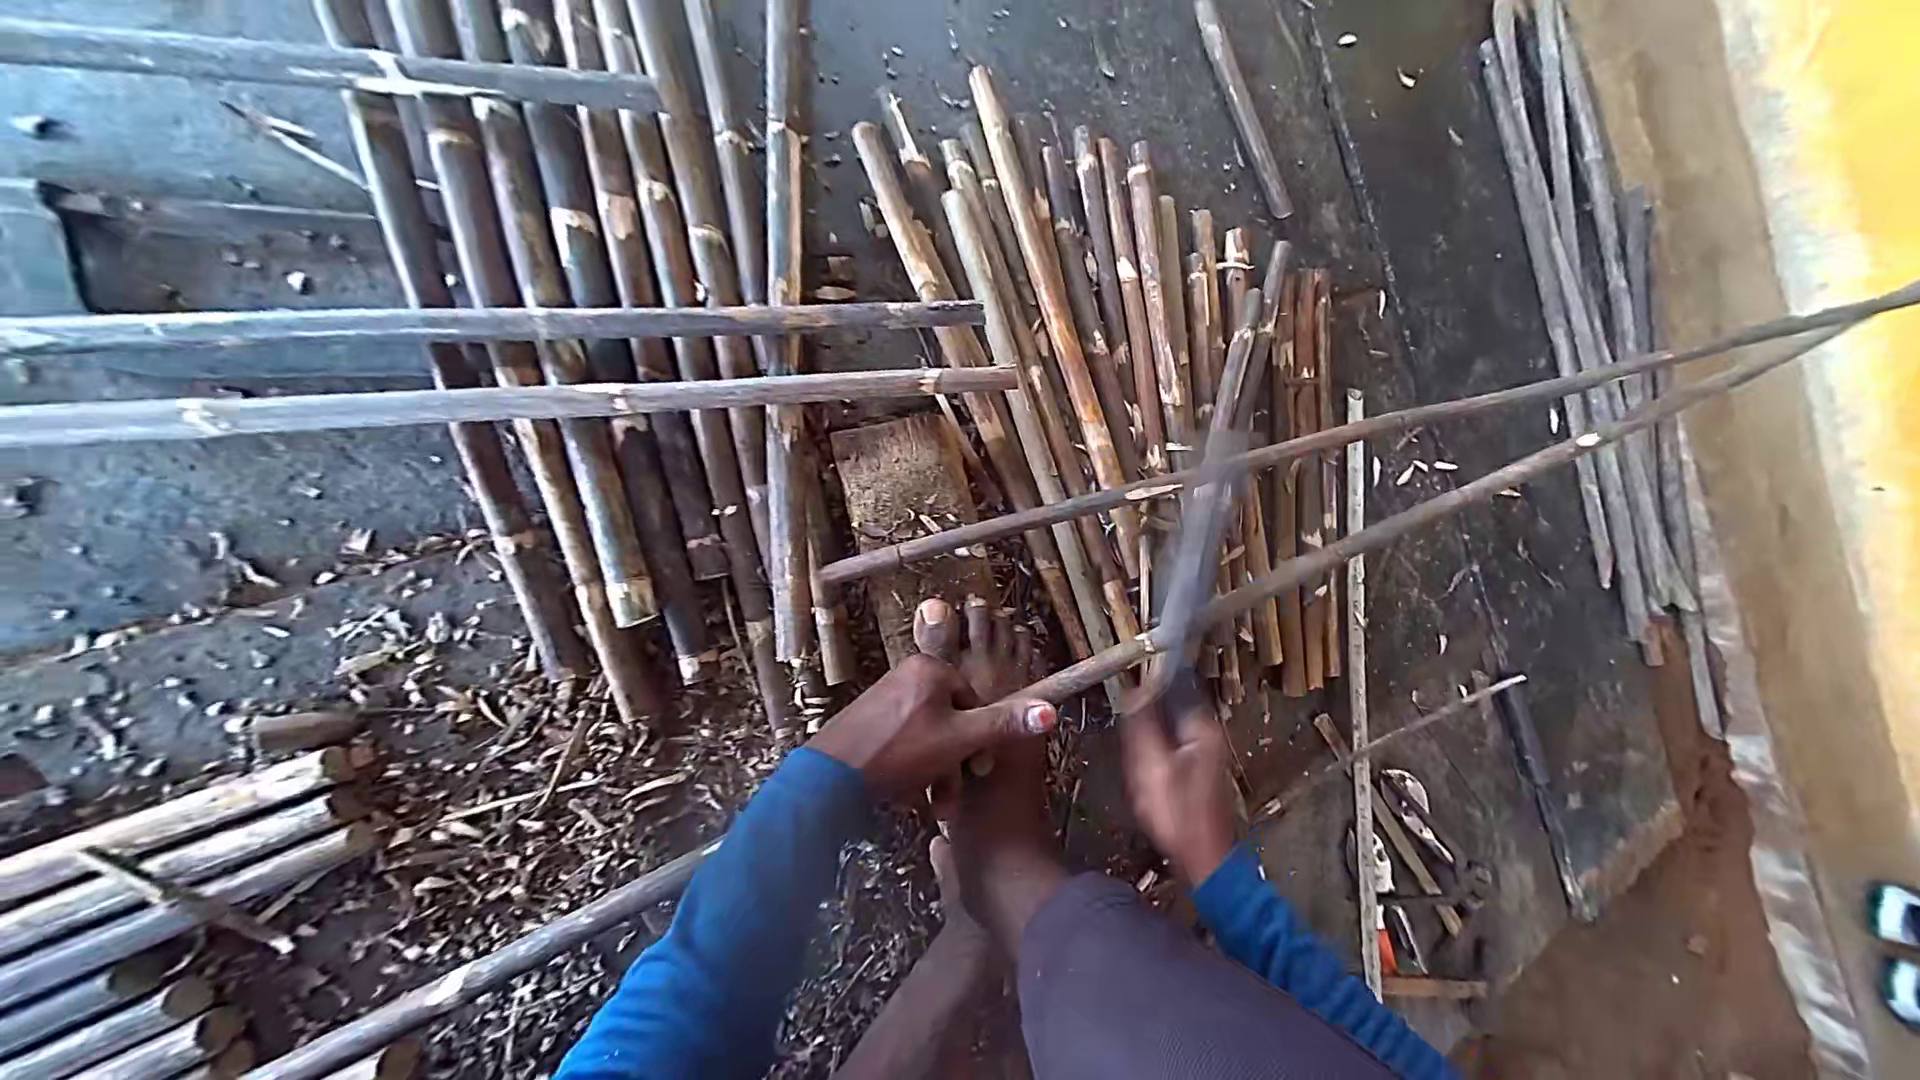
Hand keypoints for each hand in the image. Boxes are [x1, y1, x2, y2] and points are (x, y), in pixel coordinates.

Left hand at [808, 652, 1055, 798]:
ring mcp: (885, 696)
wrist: (829, 777)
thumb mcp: (959, 740)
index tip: (975, 771)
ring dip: (936, 770)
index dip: (978, 740)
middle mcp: (907, 674)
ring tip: (932, 802)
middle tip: (949, 795)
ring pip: (928, 733)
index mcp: (930, 668)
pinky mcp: (869, 718)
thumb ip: (1002, 725)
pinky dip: (913, 764)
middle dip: (955, 761)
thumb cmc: (899, 752)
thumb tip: (1051, 710)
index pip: (973, 702)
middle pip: (950, 719)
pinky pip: (905, 738)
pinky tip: (907, 790)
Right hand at [1121, 692, 1238, 884]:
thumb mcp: (1149, 764)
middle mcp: (1209, 735)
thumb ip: (1141, 724)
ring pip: (1166, 729)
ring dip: (1148, 739)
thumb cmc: (1178, 815)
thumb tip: (1135, 691)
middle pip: (1168, 708)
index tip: (1127, 695)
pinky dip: (1155, 755)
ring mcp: (1206, 752)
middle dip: (1144, 720)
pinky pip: (1170, 747)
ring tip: (1140, 763)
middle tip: (1132, 744)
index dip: (1146, 688)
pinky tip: (1148, 776)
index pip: (1173, 687)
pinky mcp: (1199, 768)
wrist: (1202, 860)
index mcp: (1201, 728)